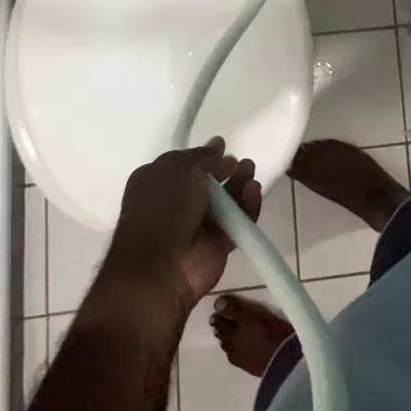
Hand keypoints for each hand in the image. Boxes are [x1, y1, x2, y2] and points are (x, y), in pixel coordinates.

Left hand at [108, 137, 261, 307]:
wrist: (161, 266)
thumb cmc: (163, 207)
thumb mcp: (179, 168)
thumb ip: (202, 155)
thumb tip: (217, 144)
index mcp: (156, 183)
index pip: (183, 165)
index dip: (203, 157)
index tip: (222, 148)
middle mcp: (175, 203)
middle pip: (208, 182)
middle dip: (226, 170)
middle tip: (242, 162)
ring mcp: (197, 226)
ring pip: (226, 201)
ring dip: (239, 185)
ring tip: (251, 172)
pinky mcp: (217, 244)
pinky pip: (237, 221)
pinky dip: (248, 206)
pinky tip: (254, 191)